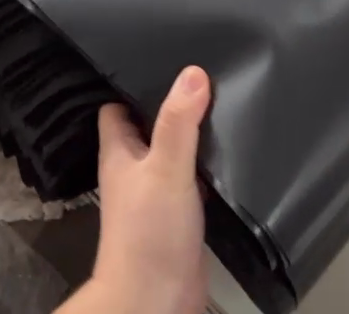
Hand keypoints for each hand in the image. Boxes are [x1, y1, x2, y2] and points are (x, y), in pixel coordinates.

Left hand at [79, 67, 211, 313]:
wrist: (155, 301)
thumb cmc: (149, 231)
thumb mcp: (165, 167)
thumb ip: (178, 122)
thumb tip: (193, 72)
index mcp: (119, 152)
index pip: (116, 107)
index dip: (132, 84)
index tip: (162, 60)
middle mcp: (134, 169)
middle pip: (149, 126)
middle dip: (172, 105)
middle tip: (203, 75)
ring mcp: (156, 194)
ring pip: (174, 152)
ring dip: (193, 135)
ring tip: (223, 101)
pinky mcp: (181, 215)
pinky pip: (194, 180)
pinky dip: (209, 166)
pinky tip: (232, 151)